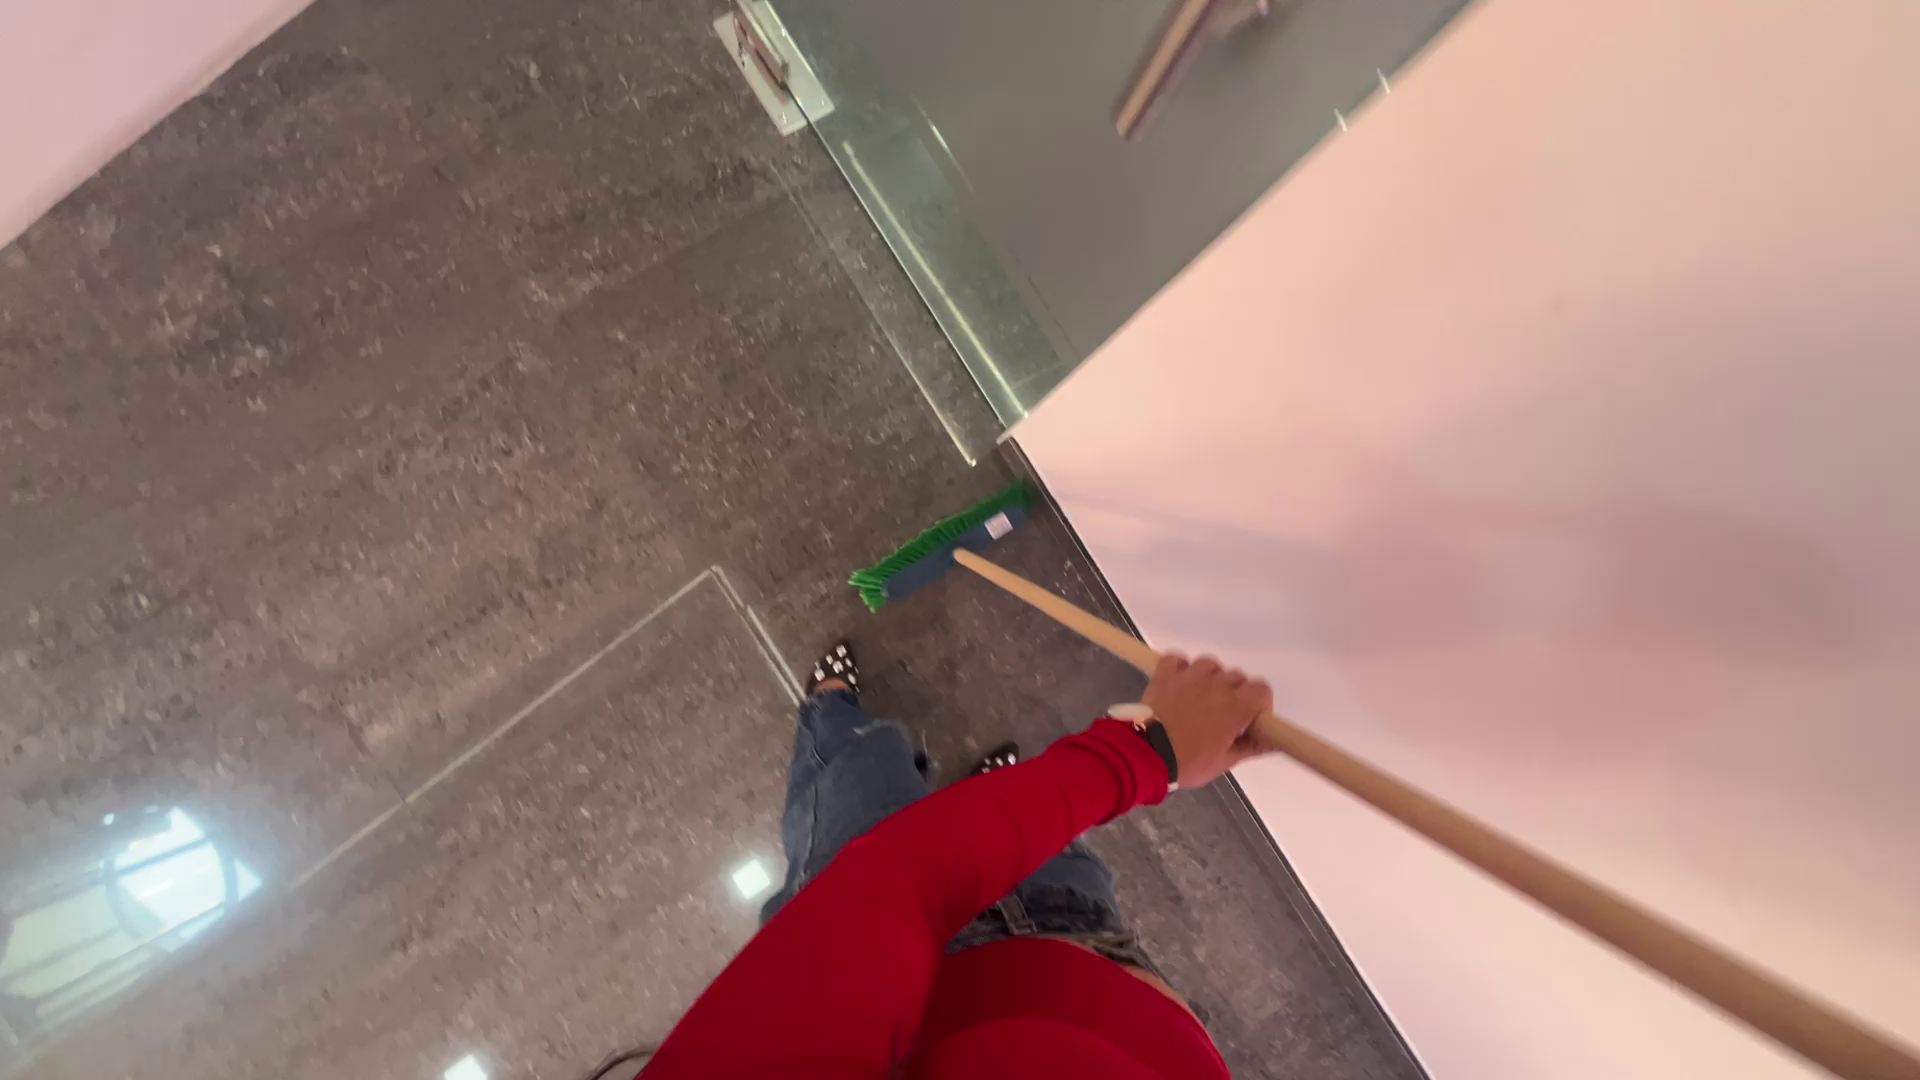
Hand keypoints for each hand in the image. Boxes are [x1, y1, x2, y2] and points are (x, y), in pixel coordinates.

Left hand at [1142, 653, 1275, 787]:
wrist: (1146, 753)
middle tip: (1221, 714)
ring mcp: (1189, 676)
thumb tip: (1274, 741)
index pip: (1262, 689)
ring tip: (1199, 697)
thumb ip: (1252, 747)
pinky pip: (1176, 659)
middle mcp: (1216, 685)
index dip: (1259, 702)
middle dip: (1233, 693)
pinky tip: (1178, 682)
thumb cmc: (1188, 761)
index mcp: (1236, 706)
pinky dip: (1179, 667)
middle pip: (1236, 677)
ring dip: (1209, 677)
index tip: (1249, 717)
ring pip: (1209, 664)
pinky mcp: (1165, 673)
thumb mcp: (1225, 761)